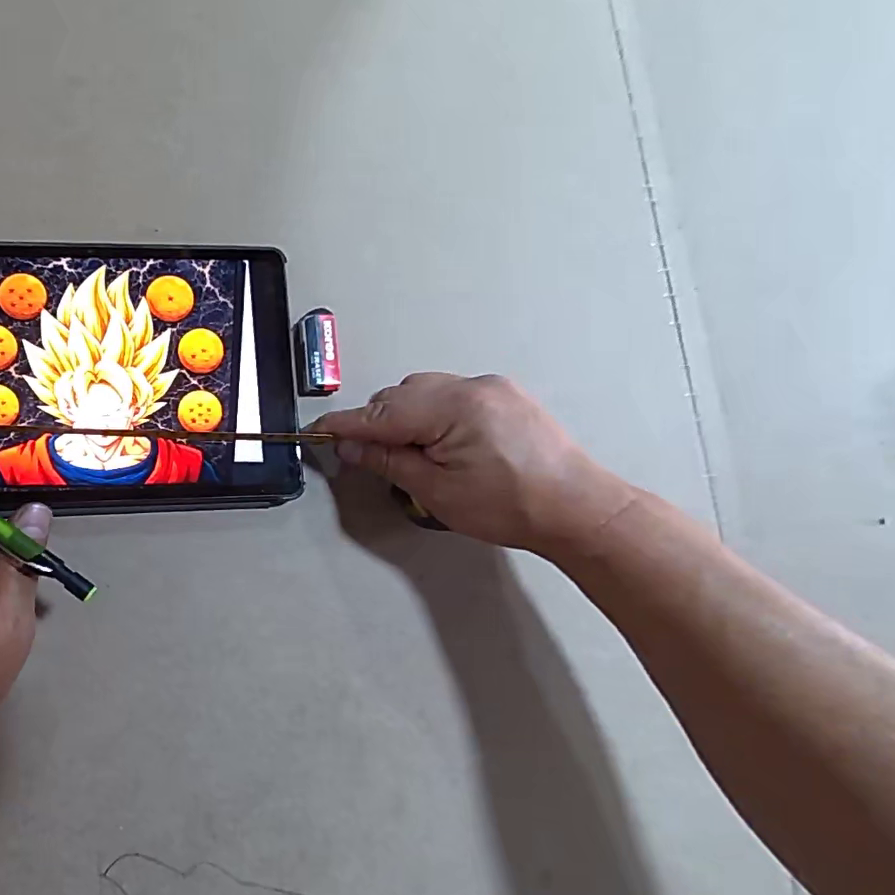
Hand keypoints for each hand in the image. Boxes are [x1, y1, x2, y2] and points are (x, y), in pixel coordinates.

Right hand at [311, 373, 638, 556]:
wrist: (579, 509)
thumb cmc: (510, 507)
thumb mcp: (435, 490)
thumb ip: (387, 461)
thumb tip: (349, 447)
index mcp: (455, 407)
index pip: (381, 412)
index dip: (343, 424)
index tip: (316, 432)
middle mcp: (472, 386)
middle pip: (398, 395)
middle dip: (374, 422)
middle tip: (364, 456)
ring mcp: (491, 387)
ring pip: (421, 390)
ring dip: (400, 415)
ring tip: (404, 452)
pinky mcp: (502, 395)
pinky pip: (447, 393)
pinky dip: (427, 411)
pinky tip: (432, 439)